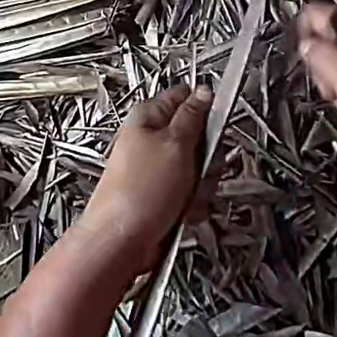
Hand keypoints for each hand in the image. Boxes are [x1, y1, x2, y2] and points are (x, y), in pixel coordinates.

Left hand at [80, 85, 211, 273]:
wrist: (121, 243)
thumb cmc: (138, 193)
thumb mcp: (176, 145)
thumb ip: (193, 116)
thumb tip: (204, 92)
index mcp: (148, 116)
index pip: (184, 97)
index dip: (205, 111)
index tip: (215, 127)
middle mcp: (149, 140)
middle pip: (196, 137)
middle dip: (206, 158)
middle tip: (201, 169)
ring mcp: (155, 169)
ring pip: (197, 169)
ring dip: (201, 186)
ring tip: (189, 197)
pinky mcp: (160, 196)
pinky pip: (190, 194)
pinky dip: (192, 205)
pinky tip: (184, 213)